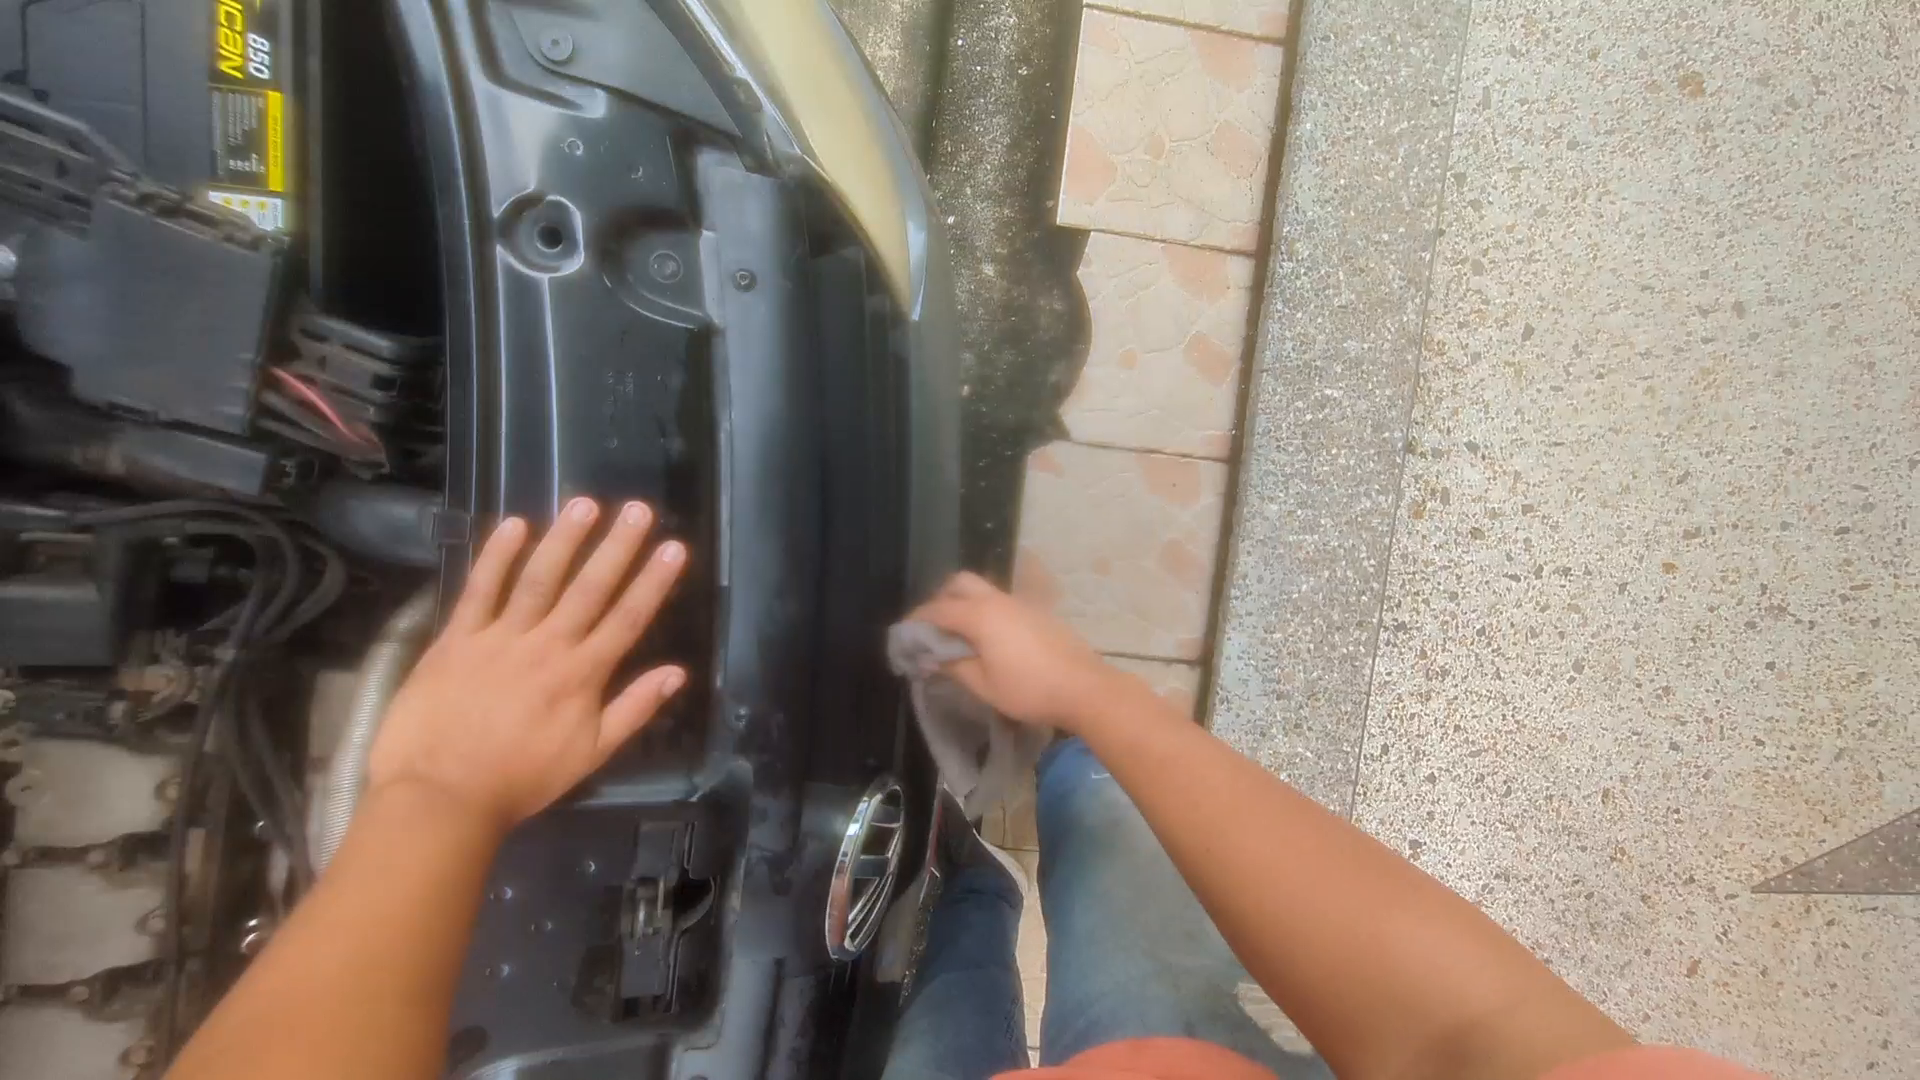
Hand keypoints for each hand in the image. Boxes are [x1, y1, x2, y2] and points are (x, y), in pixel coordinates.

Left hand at [367, 497, 687, 832]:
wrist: (439, 796)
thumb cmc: (521, 779)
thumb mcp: (591, 754)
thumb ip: (634, 709)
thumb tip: (677, 674)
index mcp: (582, 674)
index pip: (628, 618)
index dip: (654, 581)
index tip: (675, 548)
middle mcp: (547, 645)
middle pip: (590, 588)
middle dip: (618, 547)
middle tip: (638, 509)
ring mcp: (499, 638)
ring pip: (539, 579)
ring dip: (564, 539)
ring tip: (585, 504)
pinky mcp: (455, 639)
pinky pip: (479, 590)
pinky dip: (496, 557)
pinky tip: (515, 525)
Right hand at [907, 572, 1124, 730]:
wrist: (1084, 688)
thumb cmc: (1029, 689)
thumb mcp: (983, 685)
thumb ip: (954, 666)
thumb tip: (933, 657)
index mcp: (979, 615)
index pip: (937, 609)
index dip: (916, 621)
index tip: (903, 636)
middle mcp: (998, 600)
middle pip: (960, 583)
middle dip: (940, 599)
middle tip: (933, 629)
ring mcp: (1020, 603)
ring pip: (983, 590)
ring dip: (964, 604)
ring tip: (958, 636)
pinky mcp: (1037, 613)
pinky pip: (1001, 602)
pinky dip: (985, 611)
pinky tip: (988, 639)